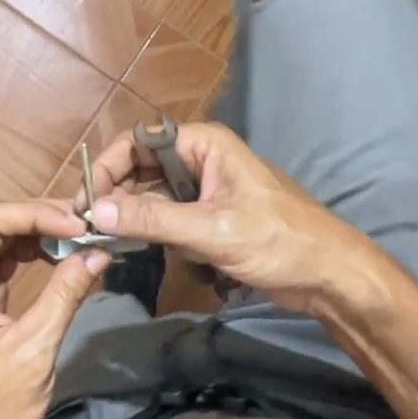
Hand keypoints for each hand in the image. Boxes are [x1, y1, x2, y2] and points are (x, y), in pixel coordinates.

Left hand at [0, 201, 110, 418]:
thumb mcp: (32, 351)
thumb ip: (63, 296)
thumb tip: (98, 253)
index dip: (34, 214)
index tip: (76, 222)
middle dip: (41, 220)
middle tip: (85, 222)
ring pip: (4, 245)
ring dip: (41, 236)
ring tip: (81, 235)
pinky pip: (8, 268)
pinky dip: (36, 258)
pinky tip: (63, 257)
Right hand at [83, 123, 388, 314]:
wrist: (331, 276)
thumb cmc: (277, 241)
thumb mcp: (211, 230)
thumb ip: (152, 219)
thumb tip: (96, 210)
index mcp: (203, 144)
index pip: (139, 142)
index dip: (108, 166)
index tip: (86, 200)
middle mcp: (200, 158)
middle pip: (142, 167)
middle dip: (117, 194)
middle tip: (90, 225)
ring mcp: (205, 188)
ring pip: (153, 194)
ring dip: (133, 215)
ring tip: (107, 240)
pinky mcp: (210, 216)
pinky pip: (169, 215)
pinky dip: (153, 230)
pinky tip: (139, 248)